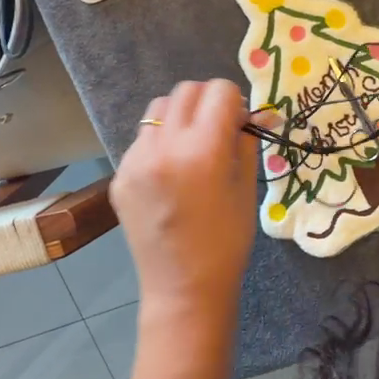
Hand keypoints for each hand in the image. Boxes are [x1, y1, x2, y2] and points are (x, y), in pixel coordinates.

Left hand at [110, 79, 256, 312]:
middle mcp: (164, 147)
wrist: (184, 287)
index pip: (220, 91)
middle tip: (220, 128)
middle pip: (187, 91)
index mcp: (203, 151)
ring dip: (181, 115)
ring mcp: (136, 161)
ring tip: (192, 145)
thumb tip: (258, 113)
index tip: (241, 121)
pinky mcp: (120, 176)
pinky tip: (172, 172)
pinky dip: (161, 142)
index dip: (236, 101)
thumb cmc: (227, 242)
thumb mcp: (246, 188)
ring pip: (159, 109)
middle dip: (208, 101)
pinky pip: (142, 140)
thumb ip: (247, 141)